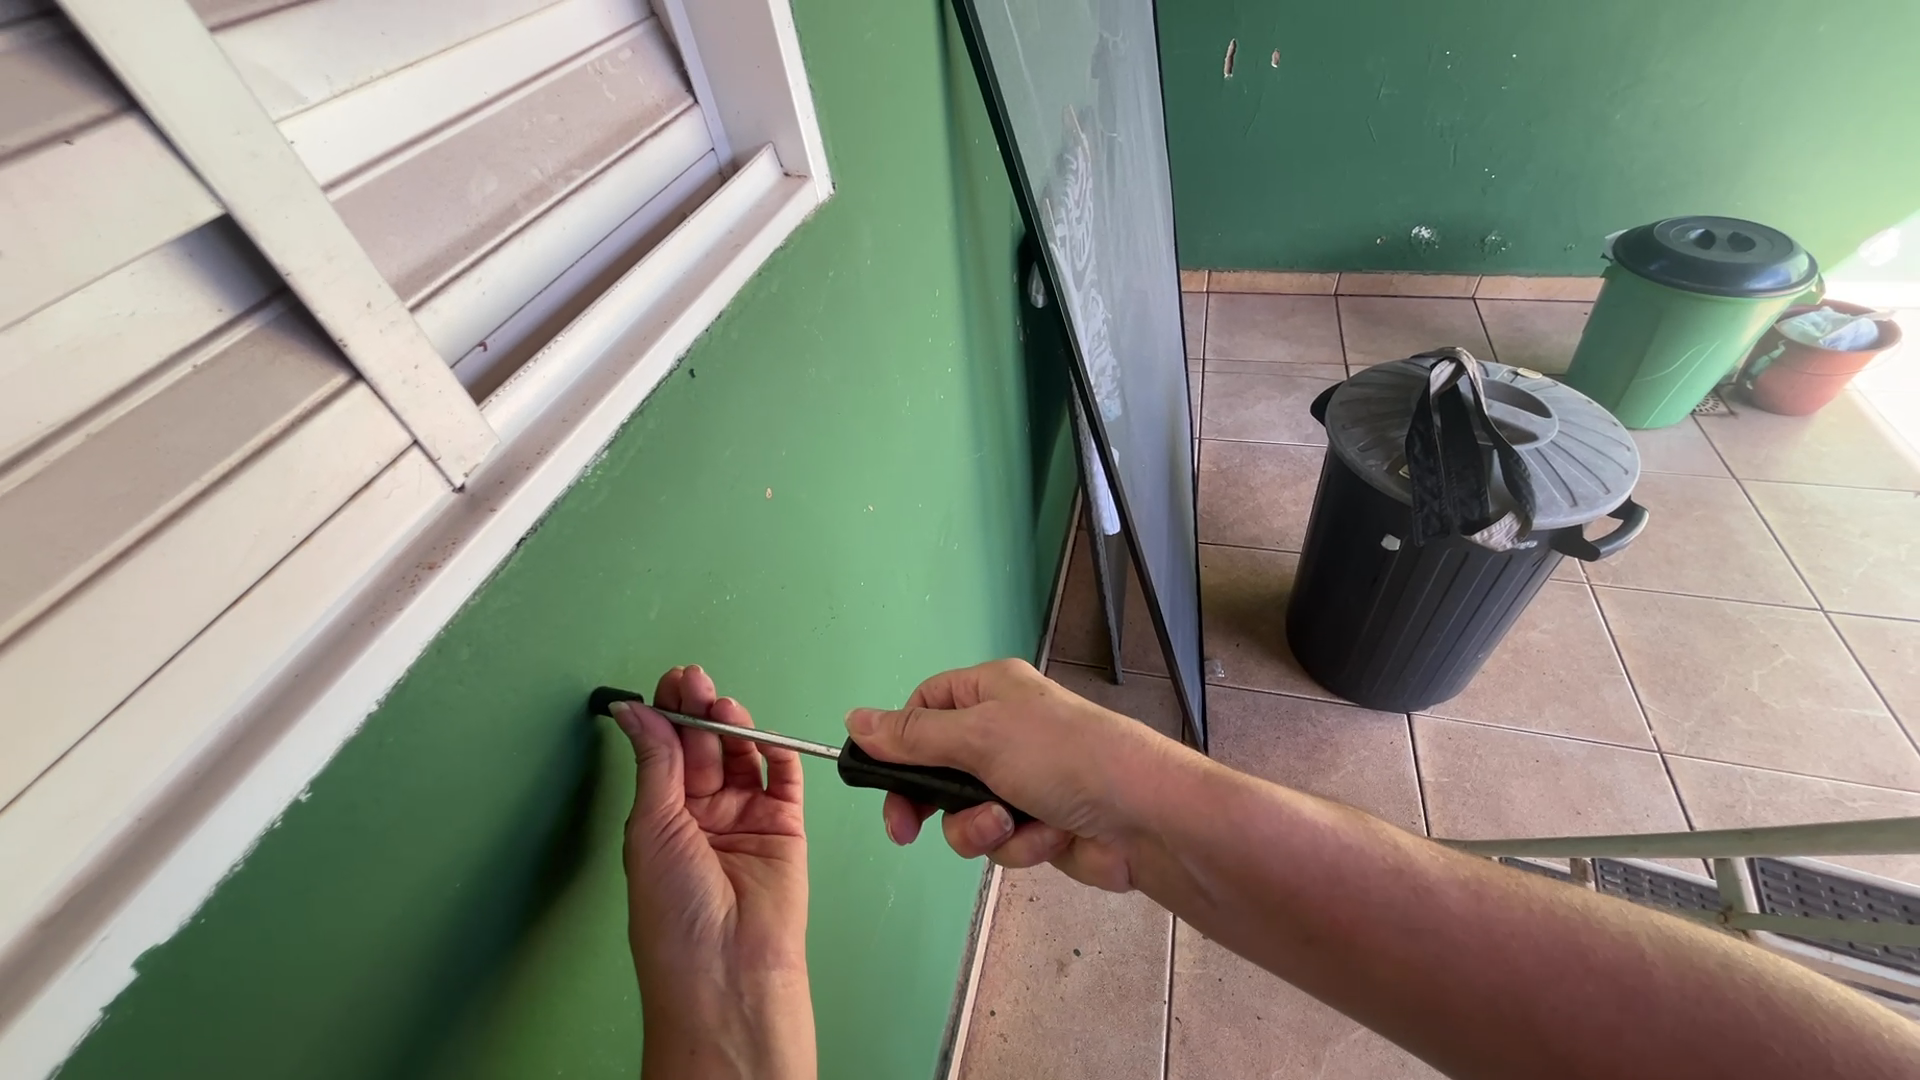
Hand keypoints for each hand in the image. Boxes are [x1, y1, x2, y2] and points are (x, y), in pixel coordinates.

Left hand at [611, 665, 814, 1079]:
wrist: (728, 970)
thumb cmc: (676, 919)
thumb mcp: (654, 829)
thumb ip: (657, 763)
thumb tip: (635, 713)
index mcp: (663, 820)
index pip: (667, 754)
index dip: (666, 718)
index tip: (665, 685)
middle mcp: (704, 816)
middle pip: (703, 748)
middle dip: (697, 711)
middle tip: (692, 679)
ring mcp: (746, 818)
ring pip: (741, 756)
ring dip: (732, 725)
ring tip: (720, 701)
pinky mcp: (785, 825)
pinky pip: (782, 777)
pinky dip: (775, 751)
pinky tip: (760, 732)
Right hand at [843, 658, 1187, 892]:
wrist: (1143, 818)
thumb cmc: (1059, 756)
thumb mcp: (979, 737)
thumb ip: (912, 735)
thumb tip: (853, 718)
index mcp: (989, 691)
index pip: (924, 705)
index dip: (900, 738)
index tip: (877, 775)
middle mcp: (1003, 730)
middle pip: (937, 766)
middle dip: (932, 801)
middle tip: (907, 829)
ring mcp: (1021, 779)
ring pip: (964, 812)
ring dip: (982, 827)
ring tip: (1011, 823)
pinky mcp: (1038, 824)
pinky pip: (1000, 840)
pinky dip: (1019, 844)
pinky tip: (1049, 838)